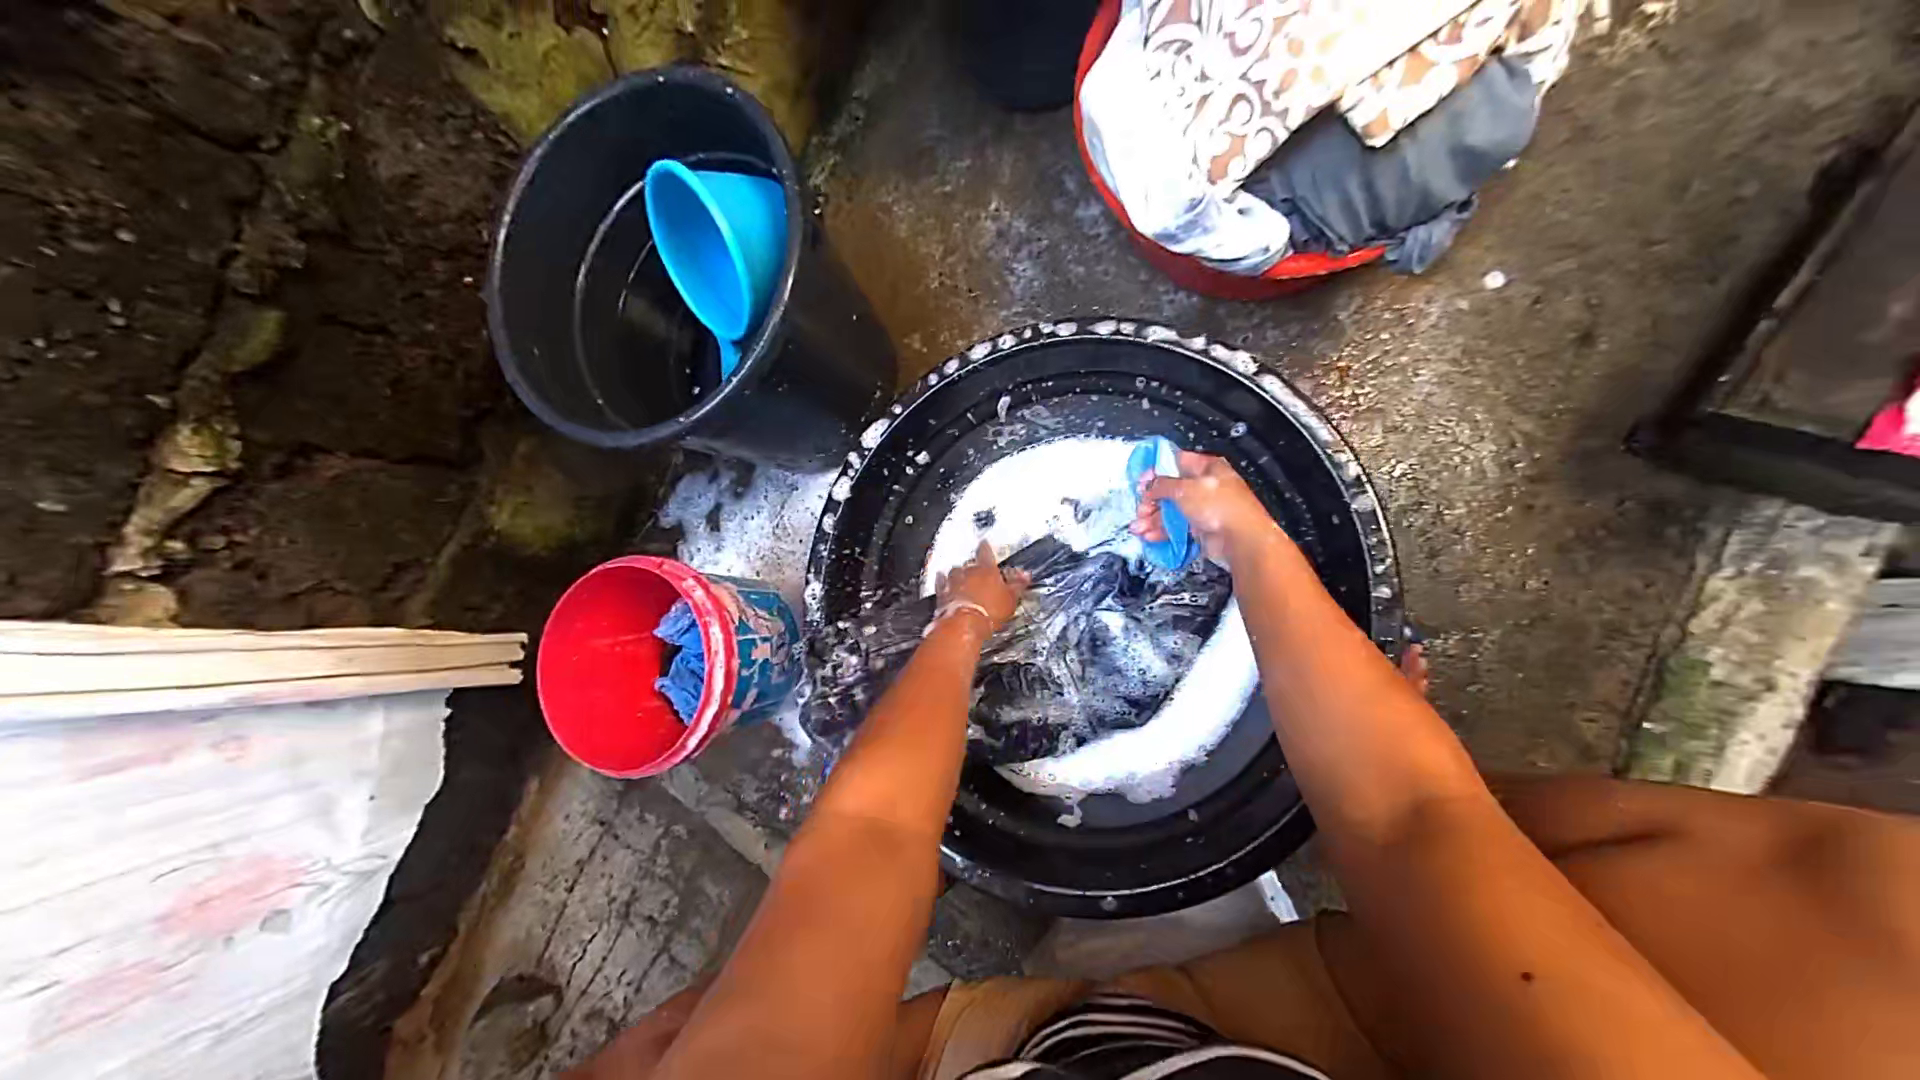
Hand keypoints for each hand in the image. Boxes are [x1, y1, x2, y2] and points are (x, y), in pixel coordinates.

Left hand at [933, 540, 1030, 638]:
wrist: (964, 624)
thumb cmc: (989, 611)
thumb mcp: (1011, 599)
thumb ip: (1017, 584)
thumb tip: (1024, 575)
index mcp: (986, 568)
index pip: (985, 551)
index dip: (985, 547)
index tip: (984, 543)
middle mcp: (967, 571)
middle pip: (970, 563)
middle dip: (973, 566)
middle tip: (979, 571)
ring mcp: (953, 581)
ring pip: (955, 572)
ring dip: (958, 574)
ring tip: (962, 578)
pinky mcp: (942, 594)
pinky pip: (941, 584)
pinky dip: (943, 582)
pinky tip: (943, 582)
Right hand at [1130, 451, 1289, 565]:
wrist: (1241, 540)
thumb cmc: (1220, 506)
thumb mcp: (1185, 489)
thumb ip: (1161, 484)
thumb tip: (1149, 486)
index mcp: (1207, 468)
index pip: (1176, 461)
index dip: (1156, 470)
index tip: (1141, 481)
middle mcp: (1205, 486)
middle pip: (1170, 489)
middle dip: (1151, 500)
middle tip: (1140, 509)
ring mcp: (1203, 508)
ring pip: (1171, 510)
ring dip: (1152, 519)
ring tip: (1138, 527)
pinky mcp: (1201, 528)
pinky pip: (1176, 527)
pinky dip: (1162, 531)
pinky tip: (1149, 535)